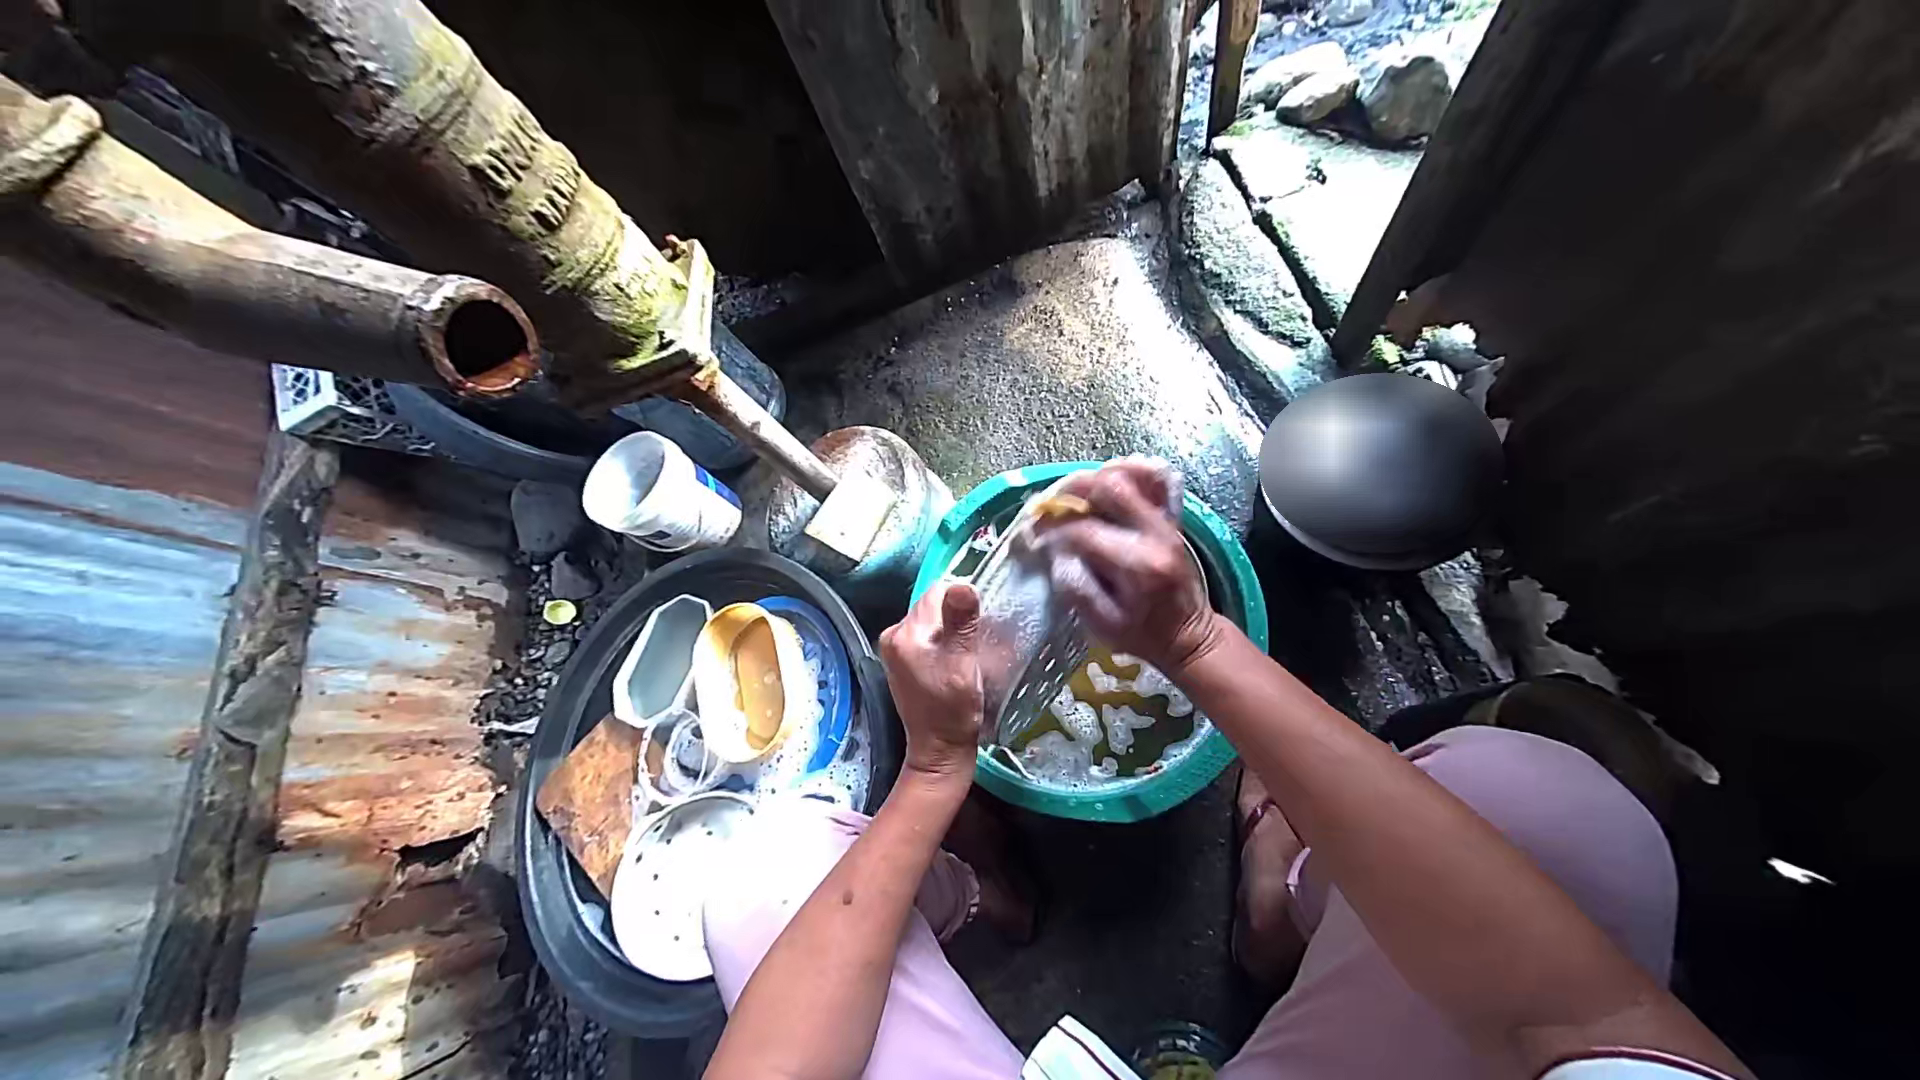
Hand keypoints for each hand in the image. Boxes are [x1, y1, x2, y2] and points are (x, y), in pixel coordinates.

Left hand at [878, 582, 983, 783]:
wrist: (937, 750)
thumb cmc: (953, 712)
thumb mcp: (963, 665)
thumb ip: (961, 624)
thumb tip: (963, 585)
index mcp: (906, 634)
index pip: (937, 592)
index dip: (962, 600)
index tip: (978, 620)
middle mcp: (893, 635)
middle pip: (932, 603)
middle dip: (956, 615)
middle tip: (975, 638)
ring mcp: (894, 648)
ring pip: (930, 618)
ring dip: (950, 627)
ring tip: (966, 649)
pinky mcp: (900, 659)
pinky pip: (925, 633)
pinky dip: (941, 639)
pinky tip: (954, 658)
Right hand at [1036, 459, 1224, 675]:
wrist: (1189, 636)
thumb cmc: (1143, 635)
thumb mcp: (1103, 625)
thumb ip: (1076, 588)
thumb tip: (1055, 553)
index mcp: (1138, 564)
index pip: (1085, 530)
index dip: (1053, 530)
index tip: (1034, 535)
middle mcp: (1155, 534)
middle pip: (1111, 487)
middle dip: (1071, 491)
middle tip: (1049, 505)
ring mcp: (1166, 522)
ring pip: (1131, 475)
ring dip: (1095, 479)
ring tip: (1071, 496)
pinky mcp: (1170, 518)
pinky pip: (1152, 480)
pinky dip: (1126, 472)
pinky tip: (1104, 483)